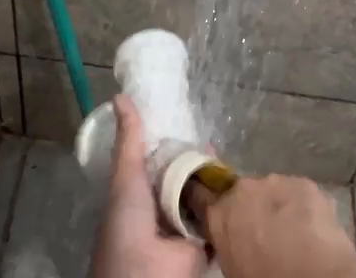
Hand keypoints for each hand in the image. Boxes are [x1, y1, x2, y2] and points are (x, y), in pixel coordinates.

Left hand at [90, 95, 207, 277]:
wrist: (146, 274)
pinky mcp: (205, 244)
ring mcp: (183, 229)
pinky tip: (235, 182)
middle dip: (195, 162)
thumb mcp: (126, 176)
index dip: (171, 146)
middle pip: (182, 180)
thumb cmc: (127, 223)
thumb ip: (129, 141)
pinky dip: (225, 203)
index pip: (157, 165)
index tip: (186, 124)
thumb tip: (120, 96)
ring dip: (211, 180)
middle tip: (211, 141)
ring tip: (224, 155)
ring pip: (200, 198)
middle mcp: (160, 211)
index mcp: (139, 196)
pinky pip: (216, 219)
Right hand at [207, 175, 355, 277]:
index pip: (199, 195)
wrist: (311, 274)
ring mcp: (273, 181)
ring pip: (271, 190)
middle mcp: (242, 190)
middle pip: (241, 193)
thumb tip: (230, 237)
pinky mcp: (303, 183)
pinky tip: (309, 227)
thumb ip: (226, 242)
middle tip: (261, 230)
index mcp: (219, 214)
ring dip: (275, 205)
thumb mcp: (232, 267)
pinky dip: (300, 206)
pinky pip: (297, 192)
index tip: (208, 203)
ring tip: (289, 229)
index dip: (203, 197)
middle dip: (249, 207)